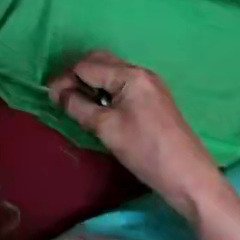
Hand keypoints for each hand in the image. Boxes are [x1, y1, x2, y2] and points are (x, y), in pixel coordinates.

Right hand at [48, 51, 225, 219]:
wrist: (189, 177)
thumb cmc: (145, 150)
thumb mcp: (106, 128)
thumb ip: (79, 106)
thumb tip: (57, 93)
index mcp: (129, 74)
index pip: (87, 65)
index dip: (65, 78)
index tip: (50, 97)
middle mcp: (141, 72)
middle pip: (100, 62)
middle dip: (77, 75)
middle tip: (62, 98)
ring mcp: (150, 85)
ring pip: (111, 73)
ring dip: (91, 83)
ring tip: (78, 105)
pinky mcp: (154, 99)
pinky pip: (123, 85)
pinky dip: (106, 91)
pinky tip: (99, 109)